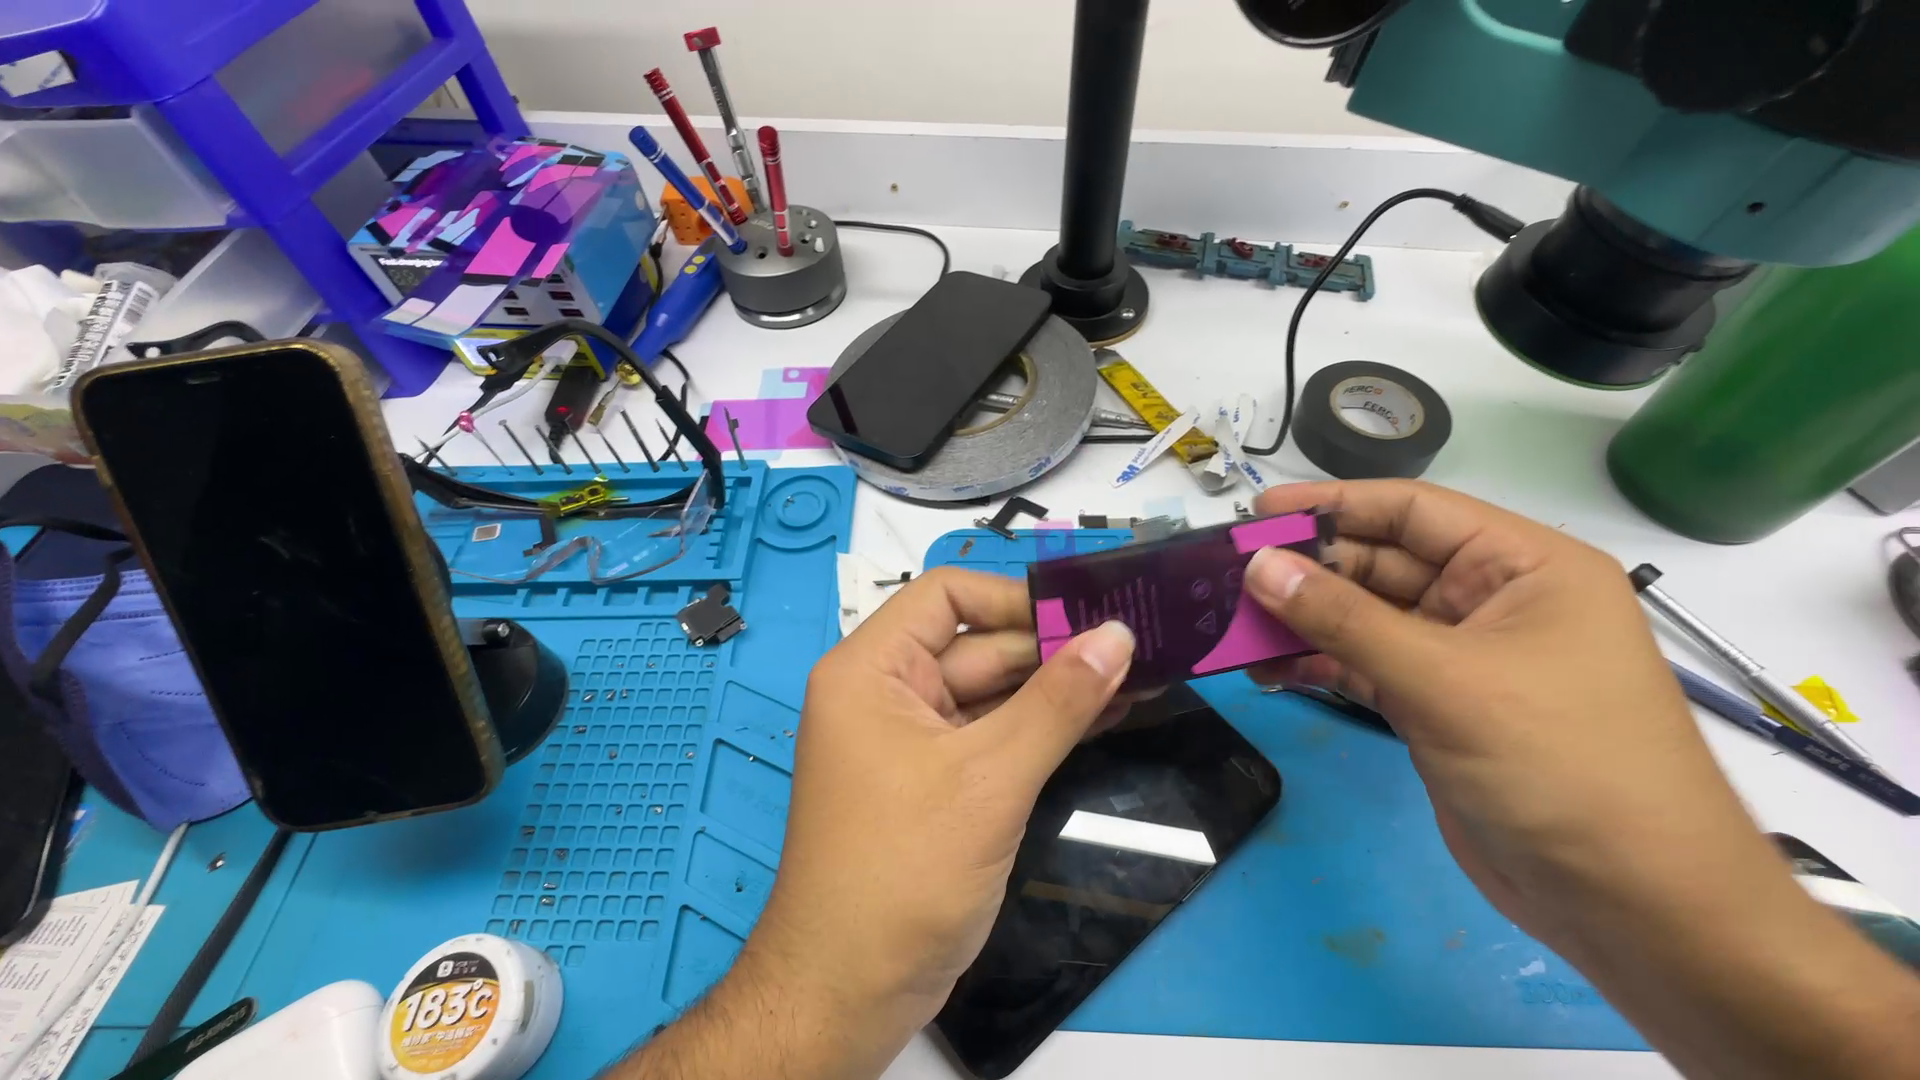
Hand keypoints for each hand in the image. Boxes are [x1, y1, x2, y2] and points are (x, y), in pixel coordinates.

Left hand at [741, 568, 1133, 1054]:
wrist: (852, 991)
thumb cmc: (904, 870)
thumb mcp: (989, 779)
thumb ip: (1058, 703)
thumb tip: (1119, 635)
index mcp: (872, 670)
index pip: (946, 597)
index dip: (1016, 595)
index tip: (1087, 609)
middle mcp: (889, 693)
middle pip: (979, 645)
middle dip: (1055, 646)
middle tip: (1138, 642)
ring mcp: (916, 740)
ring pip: (996, 693)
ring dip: (1061, 687)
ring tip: (1141, 673)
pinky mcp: (942, 782)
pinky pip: (998, 734)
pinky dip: (1046, 726)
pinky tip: (1108, 713)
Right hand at [1235, 480, 1919, 1079]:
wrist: (1632, 905)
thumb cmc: (1560, 764)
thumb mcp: (1445, 679)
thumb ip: (1344, 618)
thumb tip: (1258, 565)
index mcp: (1523, 567)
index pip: (1413, 512)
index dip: (1333, 505)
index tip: (1258, 508)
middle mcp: (1491, 602)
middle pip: (1380, 564)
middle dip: (1307, 569)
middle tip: (1226, 573)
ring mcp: (1460, 658)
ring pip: (1363, 618)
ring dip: (1302, 621)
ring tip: (1233, 625)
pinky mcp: (1435, 708)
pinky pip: (1363, 666)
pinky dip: (1316, 664)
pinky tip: (1266, 669)